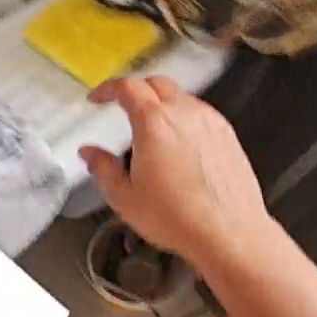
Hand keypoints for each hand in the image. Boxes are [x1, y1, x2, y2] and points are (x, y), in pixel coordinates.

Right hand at [79, 76, 271, 264]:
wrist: (227, 232)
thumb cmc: (178, 218)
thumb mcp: (124, 198)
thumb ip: (103, 169)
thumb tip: (90, 154)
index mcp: (154, 124)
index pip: (127, 88)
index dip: (108, 89)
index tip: (98, 98)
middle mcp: (184, 114)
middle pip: (156, 84)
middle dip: (134, 90)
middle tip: (122, 105)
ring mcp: (210, 122)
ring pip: (181, 97)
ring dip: (161, 104)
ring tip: (150, 129)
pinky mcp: (227, 135)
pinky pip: (200, 114)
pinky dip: (183, 118)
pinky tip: (177, 144)